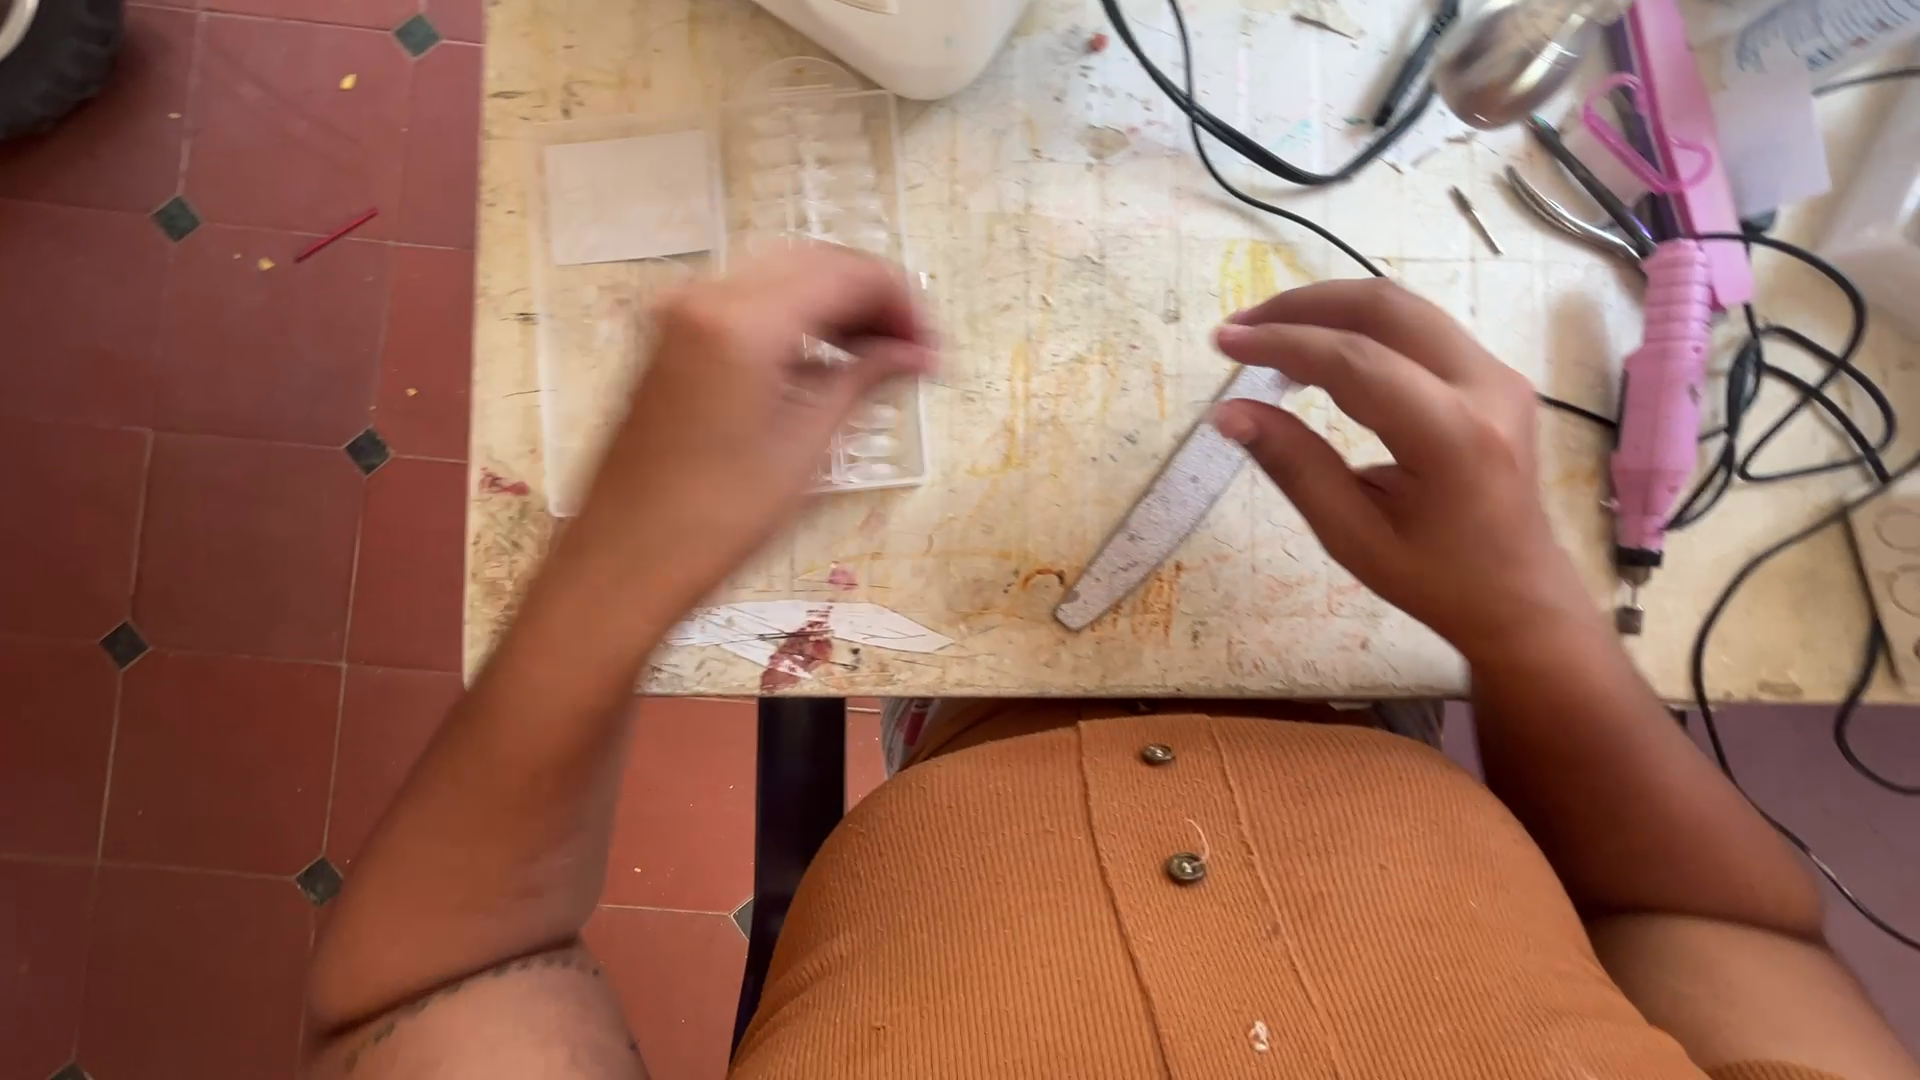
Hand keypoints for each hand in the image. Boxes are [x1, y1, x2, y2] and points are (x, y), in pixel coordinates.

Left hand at [565, 246, 933, 609]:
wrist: (624, 560)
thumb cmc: (721, 517)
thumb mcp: (806, 445)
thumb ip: (864, 379)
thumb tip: (917, 354)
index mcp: (743, 319)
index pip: (847, 273)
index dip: (903, 305)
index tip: (933, 353)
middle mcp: (706, 296)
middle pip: (814, 263)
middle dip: (872, 301)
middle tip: (912, 353)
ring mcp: (680, 314)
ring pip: (782, 280)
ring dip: (836, 310)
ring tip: (878, 361)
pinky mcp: (671, 339)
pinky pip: (748, 305)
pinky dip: (795, 323)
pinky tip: (825, 363)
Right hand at [1209, 278, 1596, 660]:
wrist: (1518, 594)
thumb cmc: (1431, 577)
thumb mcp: (1349, 534)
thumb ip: (1292, 465)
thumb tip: (1228, 414)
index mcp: (1453, 436)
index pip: (1356, 363)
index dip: (1282, 344)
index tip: (1224, 343)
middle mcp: (1487, 386)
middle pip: (1386, 309)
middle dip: (1303, 307)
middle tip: (1242, 328)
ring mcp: (1496, 374)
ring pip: (1403, 309)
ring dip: (1328, 311)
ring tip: (1267, 337)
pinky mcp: (1490, 375)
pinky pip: (1416, 329)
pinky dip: (1356, 329)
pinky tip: (1316, 354)